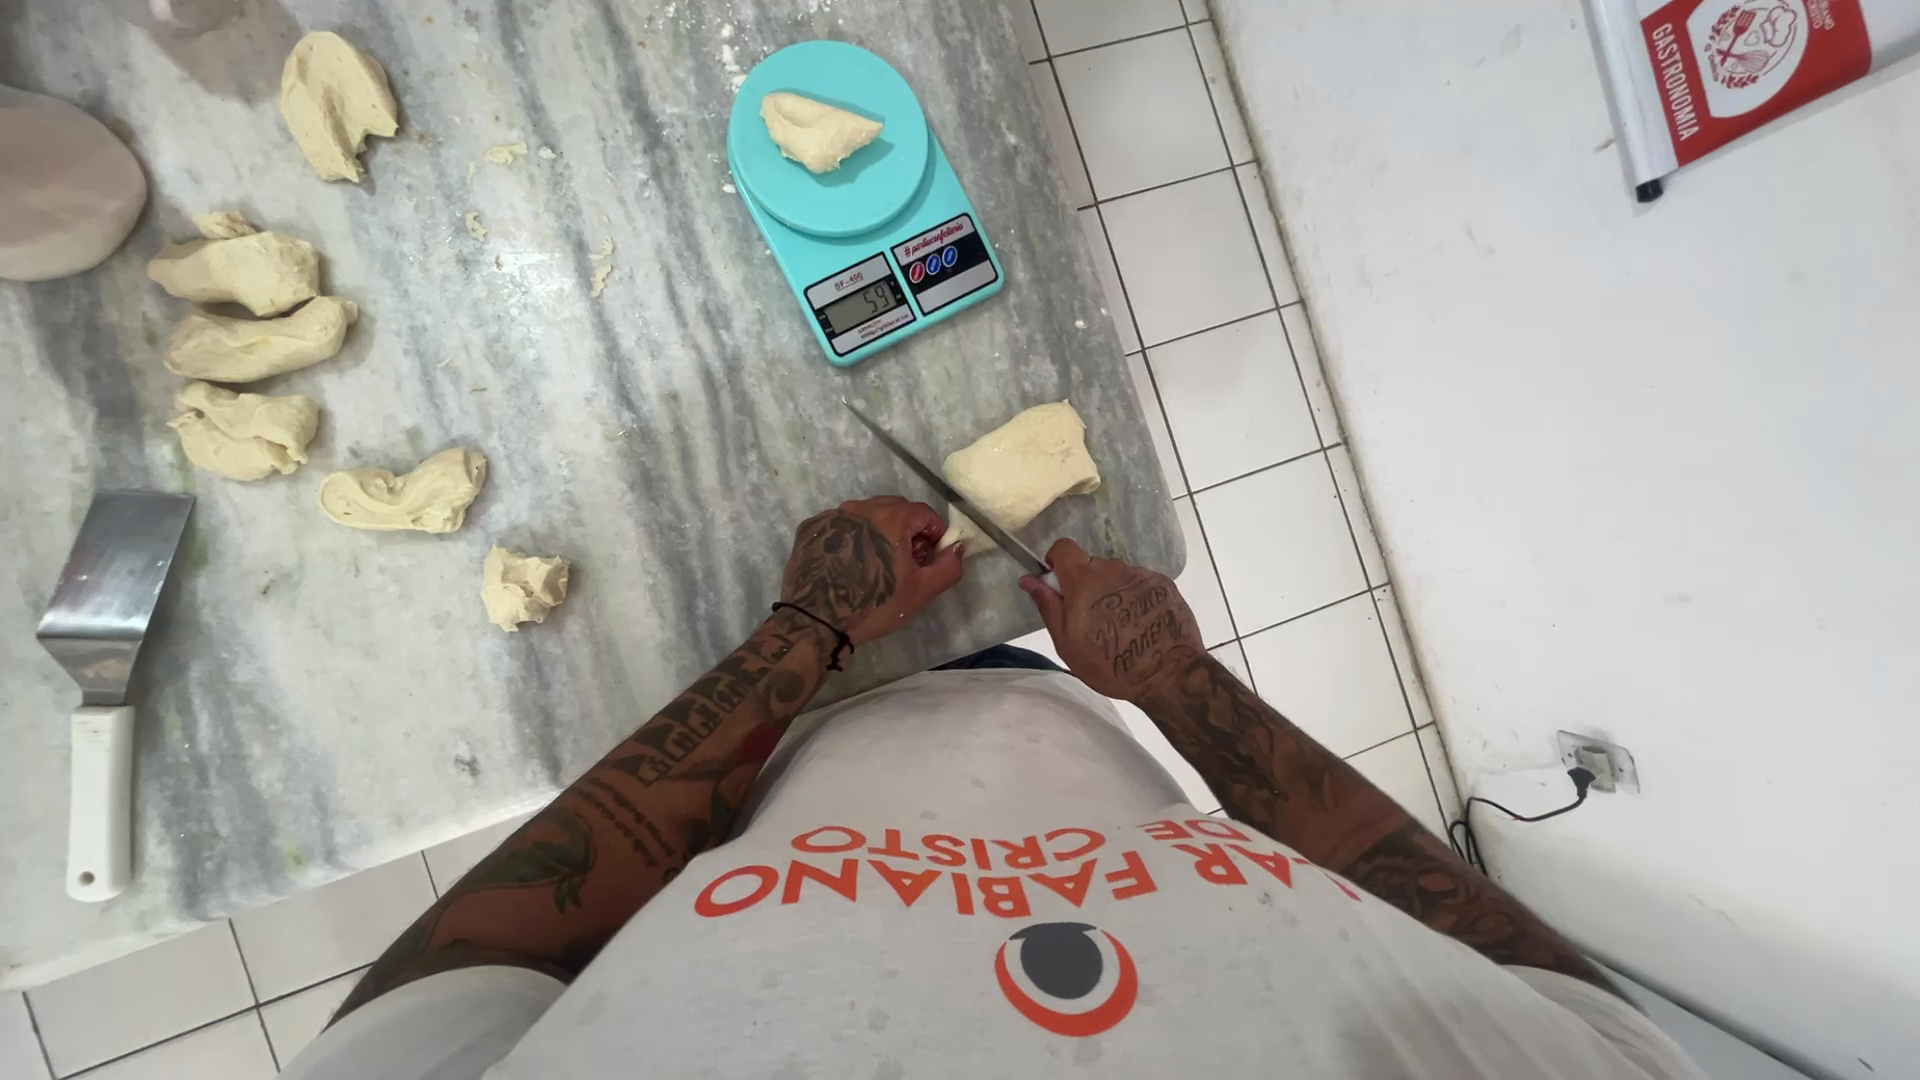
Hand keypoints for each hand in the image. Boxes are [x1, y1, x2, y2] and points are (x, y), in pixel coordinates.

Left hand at [781, 496, 964, 645]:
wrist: (816, 620)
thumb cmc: (874, 605)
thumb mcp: (921, 591)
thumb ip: (947, 566)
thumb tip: (957, 548)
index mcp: (890, 518)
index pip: (923, 513)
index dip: (934, 533)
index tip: (932, 555)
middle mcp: (860, 508)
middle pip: (894, 509)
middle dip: (908, 529)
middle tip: (907, 560)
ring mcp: (832, 516)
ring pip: (866, 515)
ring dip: (879, 531)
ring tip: (877, 562)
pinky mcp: (810, 529)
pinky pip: (841, 525)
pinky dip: (851, 536)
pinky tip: (849, 563)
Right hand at [1019, 539, 1203, 700]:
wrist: (1169, 674)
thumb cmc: (1109, 664)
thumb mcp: (1067, 641)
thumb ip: (1048, 605)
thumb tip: (1028, 579)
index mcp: (1085, 579)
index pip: (1064, 547)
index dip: (1057, 562)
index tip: (1060, 587)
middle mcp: (1114, 568)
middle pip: (1091, 565)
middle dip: (1085, 584)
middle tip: (1090, 619)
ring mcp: (1142, 575)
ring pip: (1116, 575)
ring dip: (1111, 592)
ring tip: (1119, 626)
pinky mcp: (1164, 585)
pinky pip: (1139, 584)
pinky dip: (1134, 598)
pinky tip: (1139, 624)